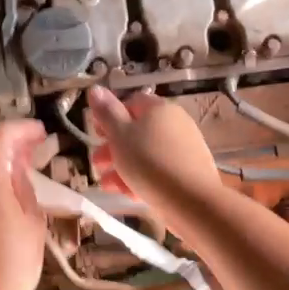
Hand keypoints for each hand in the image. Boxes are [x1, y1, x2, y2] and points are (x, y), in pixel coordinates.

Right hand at [86, 87, 222, 216]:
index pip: (131, 102)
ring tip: (106, 184)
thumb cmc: (150, 161)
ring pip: (146, 152)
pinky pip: (158, 169)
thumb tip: (95, 89)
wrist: (192, 201)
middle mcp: (174, 123)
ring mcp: (183, 148)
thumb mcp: (120, 135)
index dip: (110, 115)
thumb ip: (106, 112)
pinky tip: (127, 193)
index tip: (96, 133)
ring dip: (122, 166)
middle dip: (113, 147)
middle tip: (97, 162)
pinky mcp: (187, 171)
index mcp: (159, 108)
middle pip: (137, 130)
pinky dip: (141, 177)